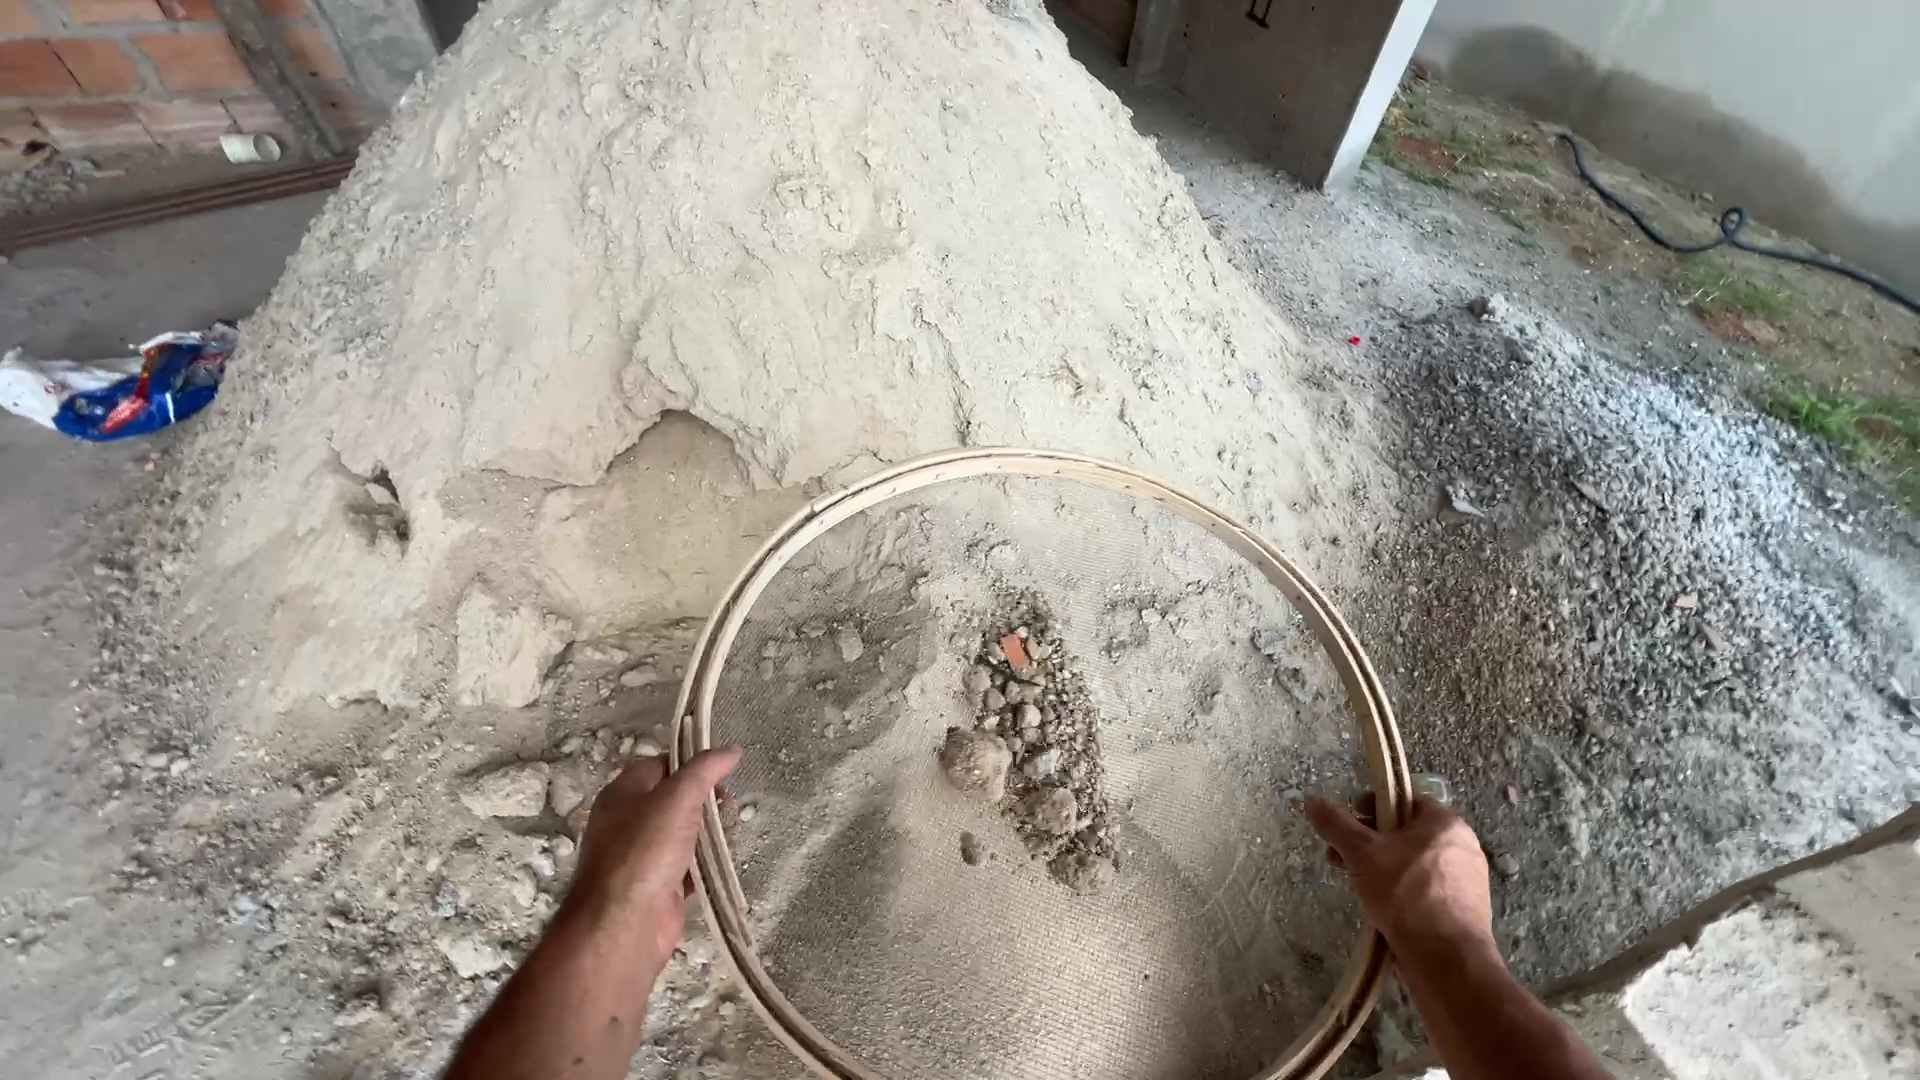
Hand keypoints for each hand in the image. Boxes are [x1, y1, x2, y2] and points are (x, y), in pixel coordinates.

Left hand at [566, 748, 741, 966]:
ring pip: (683, 832)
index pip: (662, 764)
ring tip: (729, 831)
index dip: (692, 763)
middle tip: (727, 803)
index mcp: (623, 793)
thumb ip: (705, 769)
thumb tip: (732, 750)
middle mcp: (628, 821)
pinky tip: (722, 861)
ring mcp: (642, 855)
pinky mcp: (657, 884)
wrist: (625, 923)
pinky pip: (686, 864)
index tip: (723, 771)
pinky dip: (704, 862)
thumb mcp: (678, 796)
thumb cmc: (646, 849)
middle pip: (675, 799)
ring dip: (707, 832)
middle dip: (704, 800)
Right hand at [1305, 793, 1493, 961]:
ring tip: (1353, 880)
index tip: (1351, 819)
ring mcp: (1467, 880)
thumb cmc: (1405, 893)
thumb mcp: (1360, 851)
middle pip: (1406, 831)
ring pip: (1413, 860)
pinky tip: (1378, 902)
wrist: (1447, 960)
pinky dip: (1400, 887)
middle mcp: (1463, 847)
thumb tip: (1311, 800)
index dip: (1373, 804)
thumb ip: (1335, 823)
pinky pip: (1425, 886)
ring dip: (1380, 864)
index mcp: (1446, 824)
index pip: (1406, 800)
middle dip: (1369, 839)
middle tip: (1343, 853)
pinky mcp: (1464, 909)